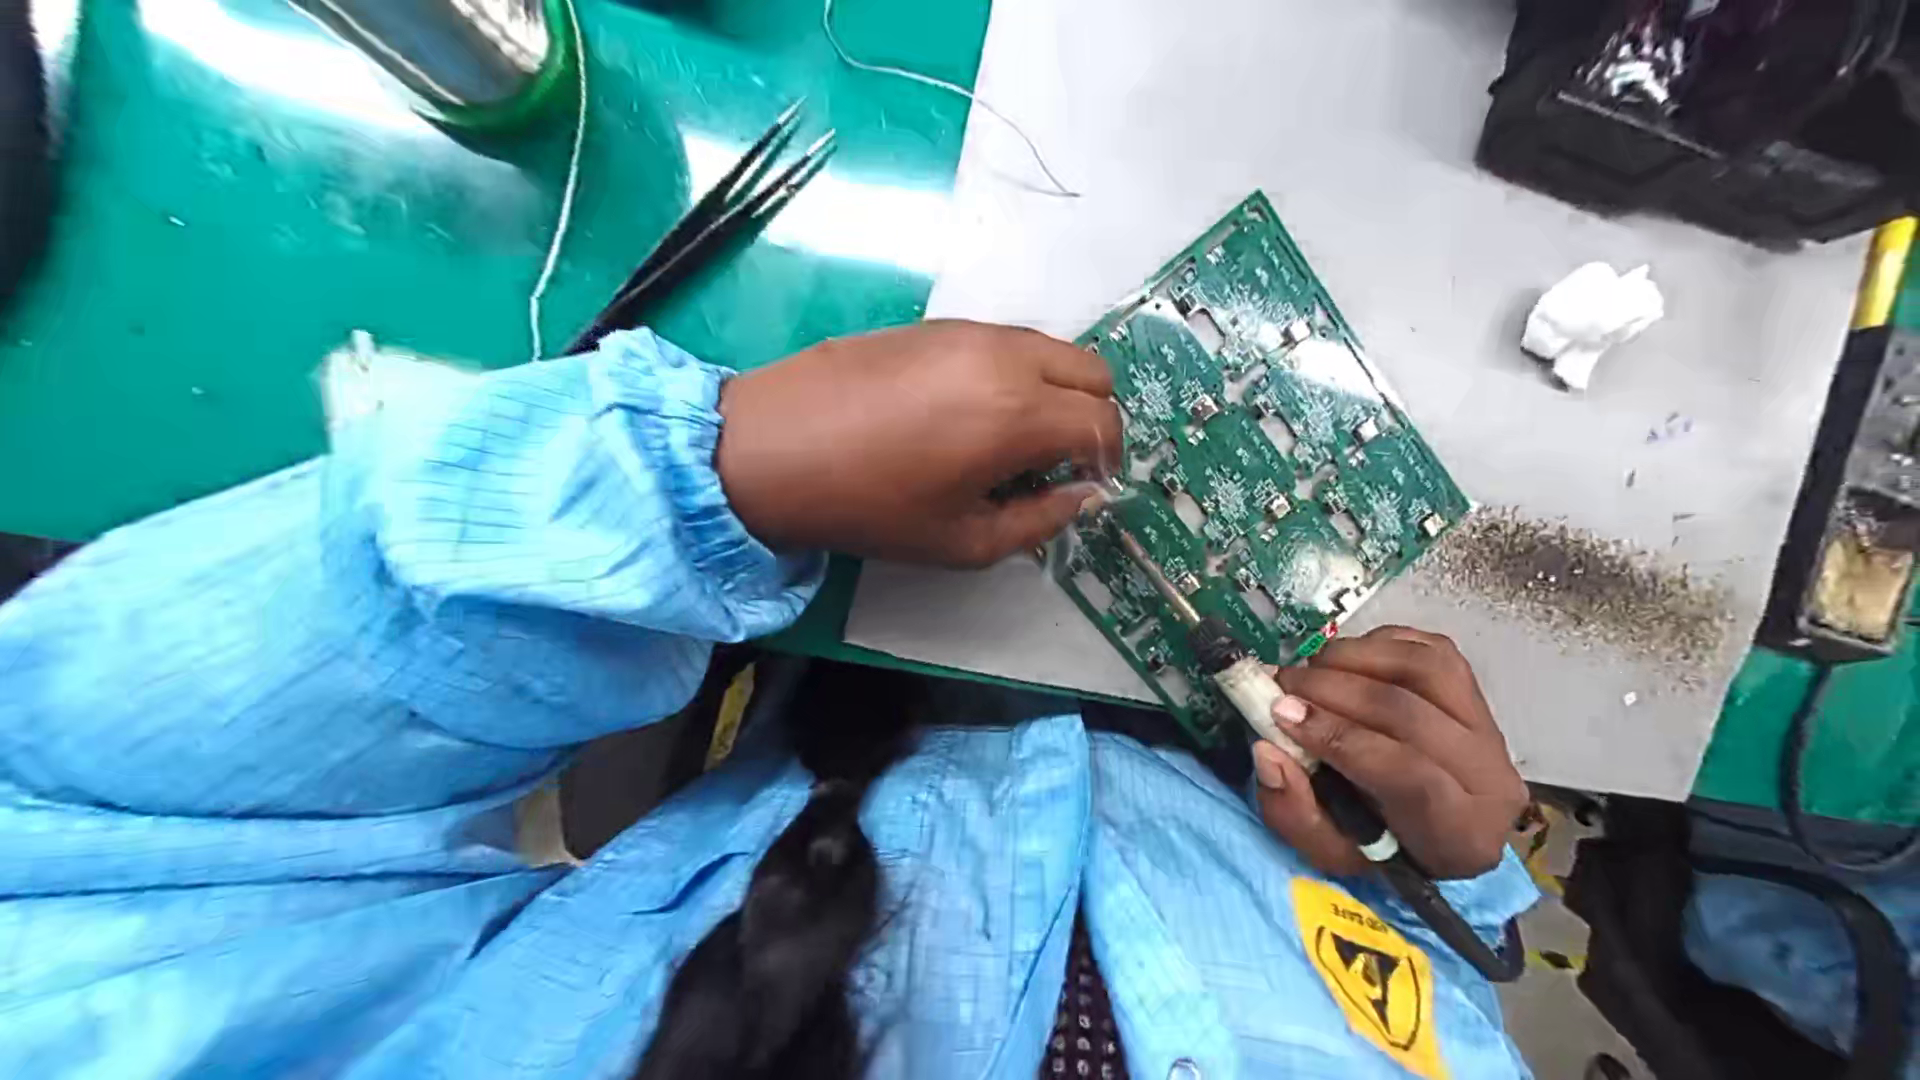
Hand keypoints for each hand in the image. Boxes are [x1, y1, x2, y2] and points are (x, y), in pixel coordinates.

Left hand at [715, 320, 1121, 567]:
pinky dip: (1019, 373)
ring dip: (1056, 392)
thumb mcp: (962, 541)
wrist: (772, 447)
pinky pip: (1006, 342)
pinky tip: (975, 411)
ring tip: (1017, 439)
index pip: (1102, 423)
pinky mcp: (936, 323)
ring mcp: (969, 331)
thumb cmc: (868, 507)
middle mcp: (1005, 357)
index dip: (1108, 460)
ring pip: (1051, 349)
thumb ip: (1039, 521)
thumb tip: (1085, 497)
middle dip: (1093, 418)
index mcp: (1016, 414)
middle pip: (1093, 372)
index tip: (1086, 486)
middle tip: (1061, 461)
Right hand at [1253, 626, 1527, 878]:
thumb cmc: (1373, 843)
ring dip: (1349, 659)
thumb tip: (1267, 750)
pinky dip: (1373, 645)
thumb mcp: (1325, 850)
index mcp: (1457, 832)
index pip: (1409, 775)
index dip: (1340, 737)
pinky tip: (1342, 663)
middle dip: (1329, 690)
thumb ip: (1292, 810)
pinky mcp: (1472, 688)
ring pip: (1421, 667)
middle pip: (1407, 713)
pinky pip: (1427, 647)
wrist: (1427, 823)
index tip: (1281, 713)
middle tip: (1279, 686)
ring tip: (1308, 672)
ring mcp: (1487, 724)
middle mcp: (1488, 775)